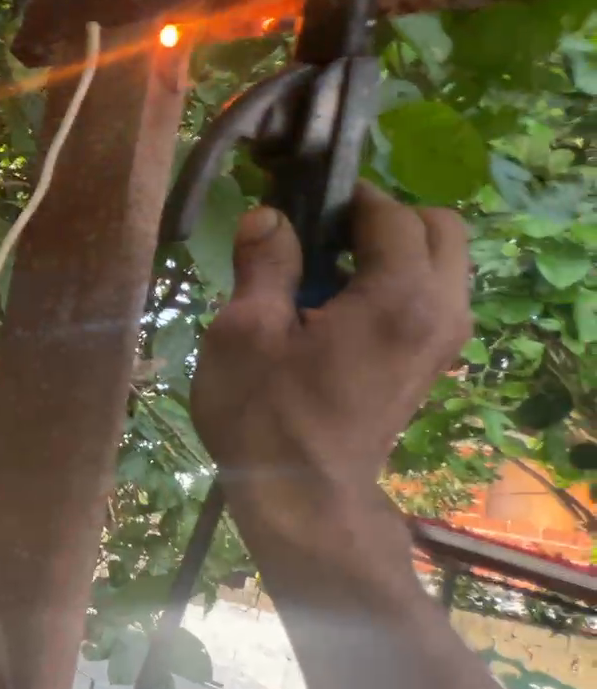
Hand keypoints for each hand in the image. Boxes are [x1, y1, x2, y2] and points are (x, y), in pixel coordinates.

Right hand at [191, 183, 470, 515]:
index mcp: (398, 297)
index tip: (295, 203)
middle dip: (381, 219)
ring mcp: (445, 339)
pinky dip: (393, 283)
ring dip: (390, 251)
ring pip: (441, 263)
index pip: (391, 216)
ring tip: (319, 277)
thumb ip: (264, 266)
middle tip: (313, 239)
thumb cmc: (263, 409)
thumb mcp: (243, 332)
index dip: (343, 200)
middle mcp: (442, 310)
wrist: (299, 488)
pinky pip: (430, 296)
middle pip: (439, 229)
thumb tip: (268, 215)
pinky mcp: (432, 361)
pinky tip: (334, 310)